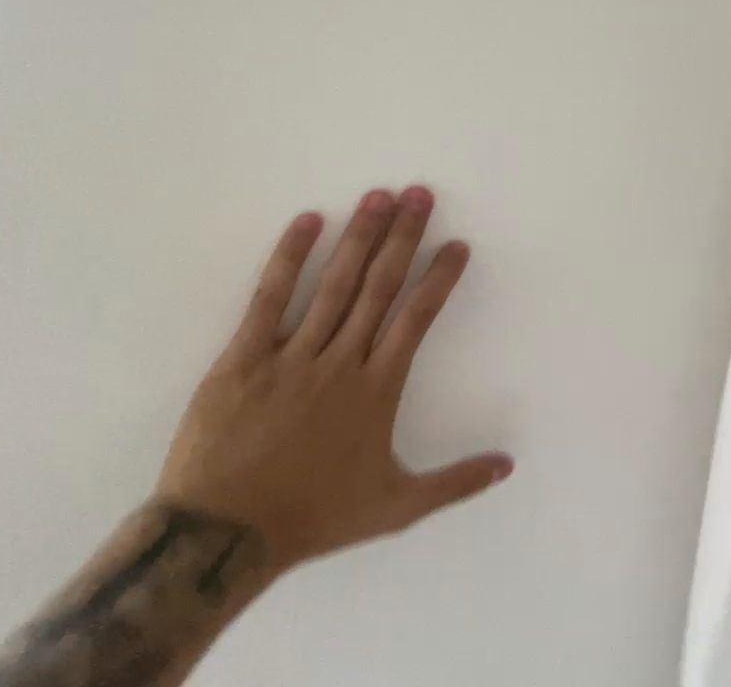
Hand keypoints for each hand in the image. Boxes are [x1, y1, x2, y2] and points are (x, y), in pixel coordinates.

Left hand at [153, 186, 511, 572]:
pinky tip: (307, 222)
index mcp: (378, 388)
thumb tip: (509, 465)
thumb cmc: (314, 517)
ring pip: (335, 284)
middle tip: (420, 194)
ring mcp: (291, 356)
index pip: (418, 317)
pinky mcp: (242, 359)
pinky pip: (269, 299)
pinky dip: (289, 258)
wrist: (221, 536)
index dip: (440, 277)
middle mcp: (342, 361)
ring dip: (360, 237)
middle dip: (404, 237)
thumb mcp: (397, 507)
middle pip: (381, 286)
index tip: (457, 244)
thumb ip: (456, 483)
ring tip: (379, 196)